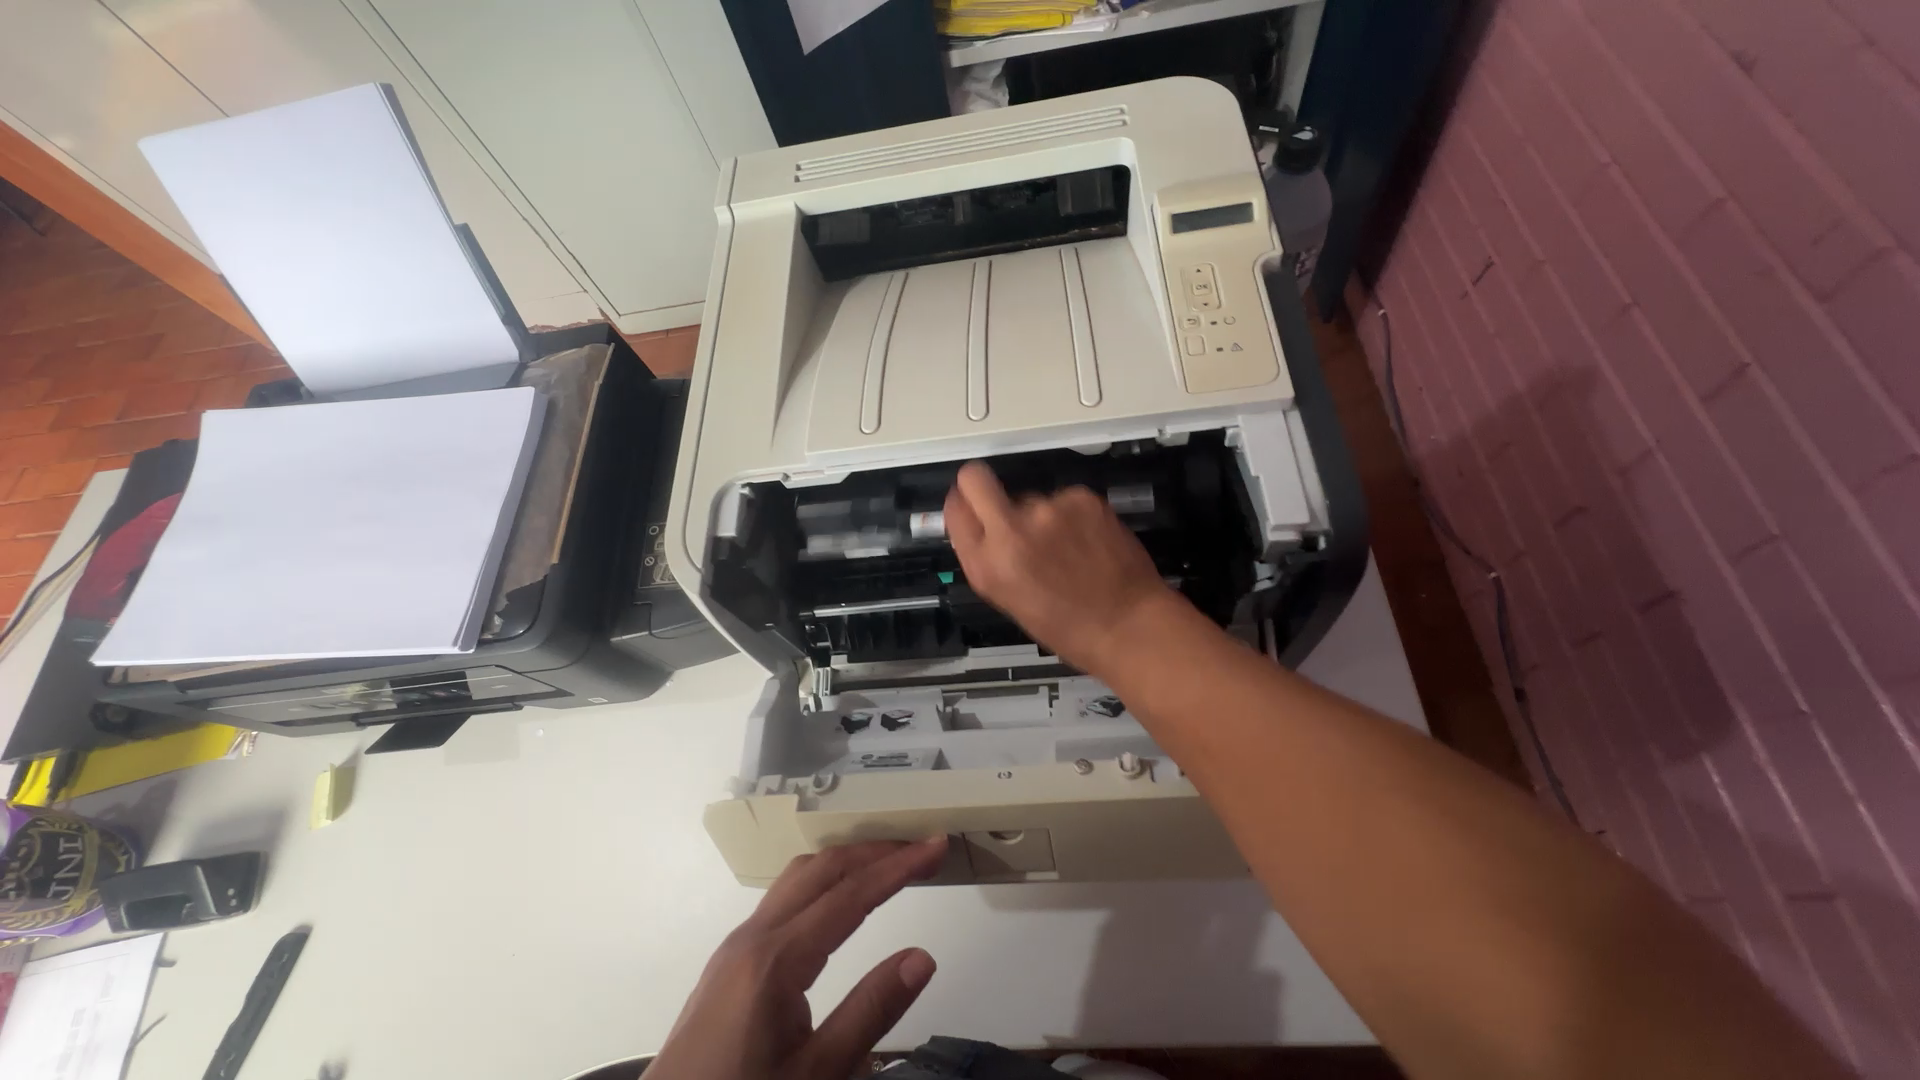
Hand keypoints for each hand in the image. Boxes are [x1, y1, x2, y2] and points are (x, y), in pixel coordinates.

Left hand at [647, 838, 946, 1079]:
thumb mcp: (816, 1074)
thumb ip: (869, 1013)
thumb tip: (922, 957)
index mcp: (776, 959)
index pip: (850, 894)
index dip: (898, 866)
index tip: (936, 846)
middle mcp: (753, 937)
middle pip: (821, 869)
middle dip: (874, 852)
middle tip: (920, 849)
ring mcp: (736, 947)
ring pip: (796, 878)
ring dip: (845, 862)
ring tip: (888, 866)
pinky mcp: (729, 962)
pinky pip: (781, 898)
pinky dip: (821, 882)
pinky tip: (839, 901)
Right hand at [944, 461, 1179, 671]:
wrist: (1128, 625)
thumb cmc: (1069, 628)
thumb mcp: (1009, 600)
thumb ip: (989, 559)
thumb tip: (982, 528)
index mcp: (986, 565)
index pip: (954, 508)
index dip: (963, 505)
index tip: (972, 507)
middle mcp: (1010, 531)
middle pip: (975, 478)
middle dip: (980, 483)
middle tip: (1002, 502)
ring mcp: (1047, 509)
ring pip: (1029, 494)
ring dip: (1041, 514)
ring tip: (1066, 547)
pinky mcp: (1080, 498)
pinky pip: (1064, 498)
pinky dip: (1072, 514)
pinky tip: (1087, 541)